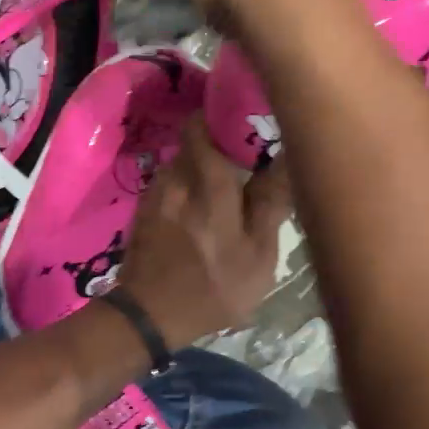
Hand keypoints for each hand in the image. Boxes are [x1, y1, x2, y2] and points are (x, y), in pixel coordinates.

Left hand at [118, 115, 293, 346]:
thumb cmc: (213, 287)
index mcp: (206, 184)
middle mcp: (174, 178)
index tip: (245, 116)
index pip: (202, 127)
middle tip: (247, 155)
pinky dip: (187, 184)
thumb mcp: (258, 254)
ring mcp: (154, 193)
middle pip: (193, 142)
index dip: (220, 115)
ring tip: (229, 183)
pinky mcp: (143, 209)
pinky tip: (203, 205)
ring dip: (201, 166)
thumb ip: (269, 203)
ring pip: (180, 162)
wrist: (149, 313)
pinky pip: (169, 182)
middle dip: (217, 141)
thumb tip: (285, 159)